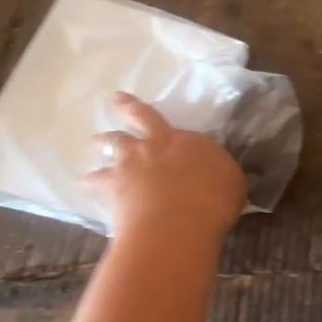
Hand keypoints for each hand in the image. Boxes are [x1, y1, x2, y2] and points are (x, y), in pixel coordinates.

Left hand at [84, 92, 247, 240]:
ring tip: (97, 142)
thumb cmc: (215, 201)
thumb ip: (222, 174)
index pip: (178, 127)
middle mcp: (157, 143)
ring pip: (111, 144)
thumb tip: (219, 174)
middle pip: (140, 118)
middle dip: (128, 107)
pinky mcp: (111, 184)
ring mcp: (131, 162)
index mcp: (188, 140)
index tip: (168, 130)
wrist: (178, 223)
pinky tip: (89, 185)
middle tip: (117, 98)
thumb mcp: (233, 183)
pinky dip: (91, 182)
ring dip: (104, 142)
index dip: (169, 127)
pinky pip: (93, 180)